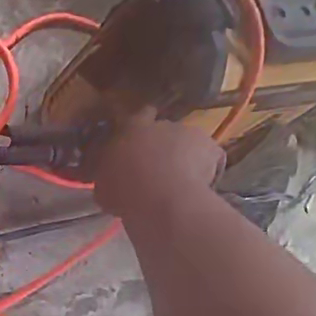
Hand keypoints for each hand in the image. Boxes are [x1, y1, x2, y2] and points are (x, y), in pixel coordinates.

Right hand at [90, 108, 226, 218]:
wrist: (160, 198)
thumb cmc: (124, 192)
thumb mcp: (103, 188)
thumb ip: (108, 177)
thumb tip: (109, 179)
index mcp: (131, 128)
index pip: (136, 116)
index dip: (140, 127)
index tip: (139, 142)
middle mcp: (160, 124)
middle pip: (164, 129)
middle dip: (163, 144)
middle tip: (159, 167)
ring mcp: (188, 132)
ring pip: (188, 144)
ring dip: (185, 157)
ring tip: (183, 181)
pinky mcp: (211, 147)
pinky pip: (211, 159)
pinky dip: (208, 170)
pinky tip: (203, 188)